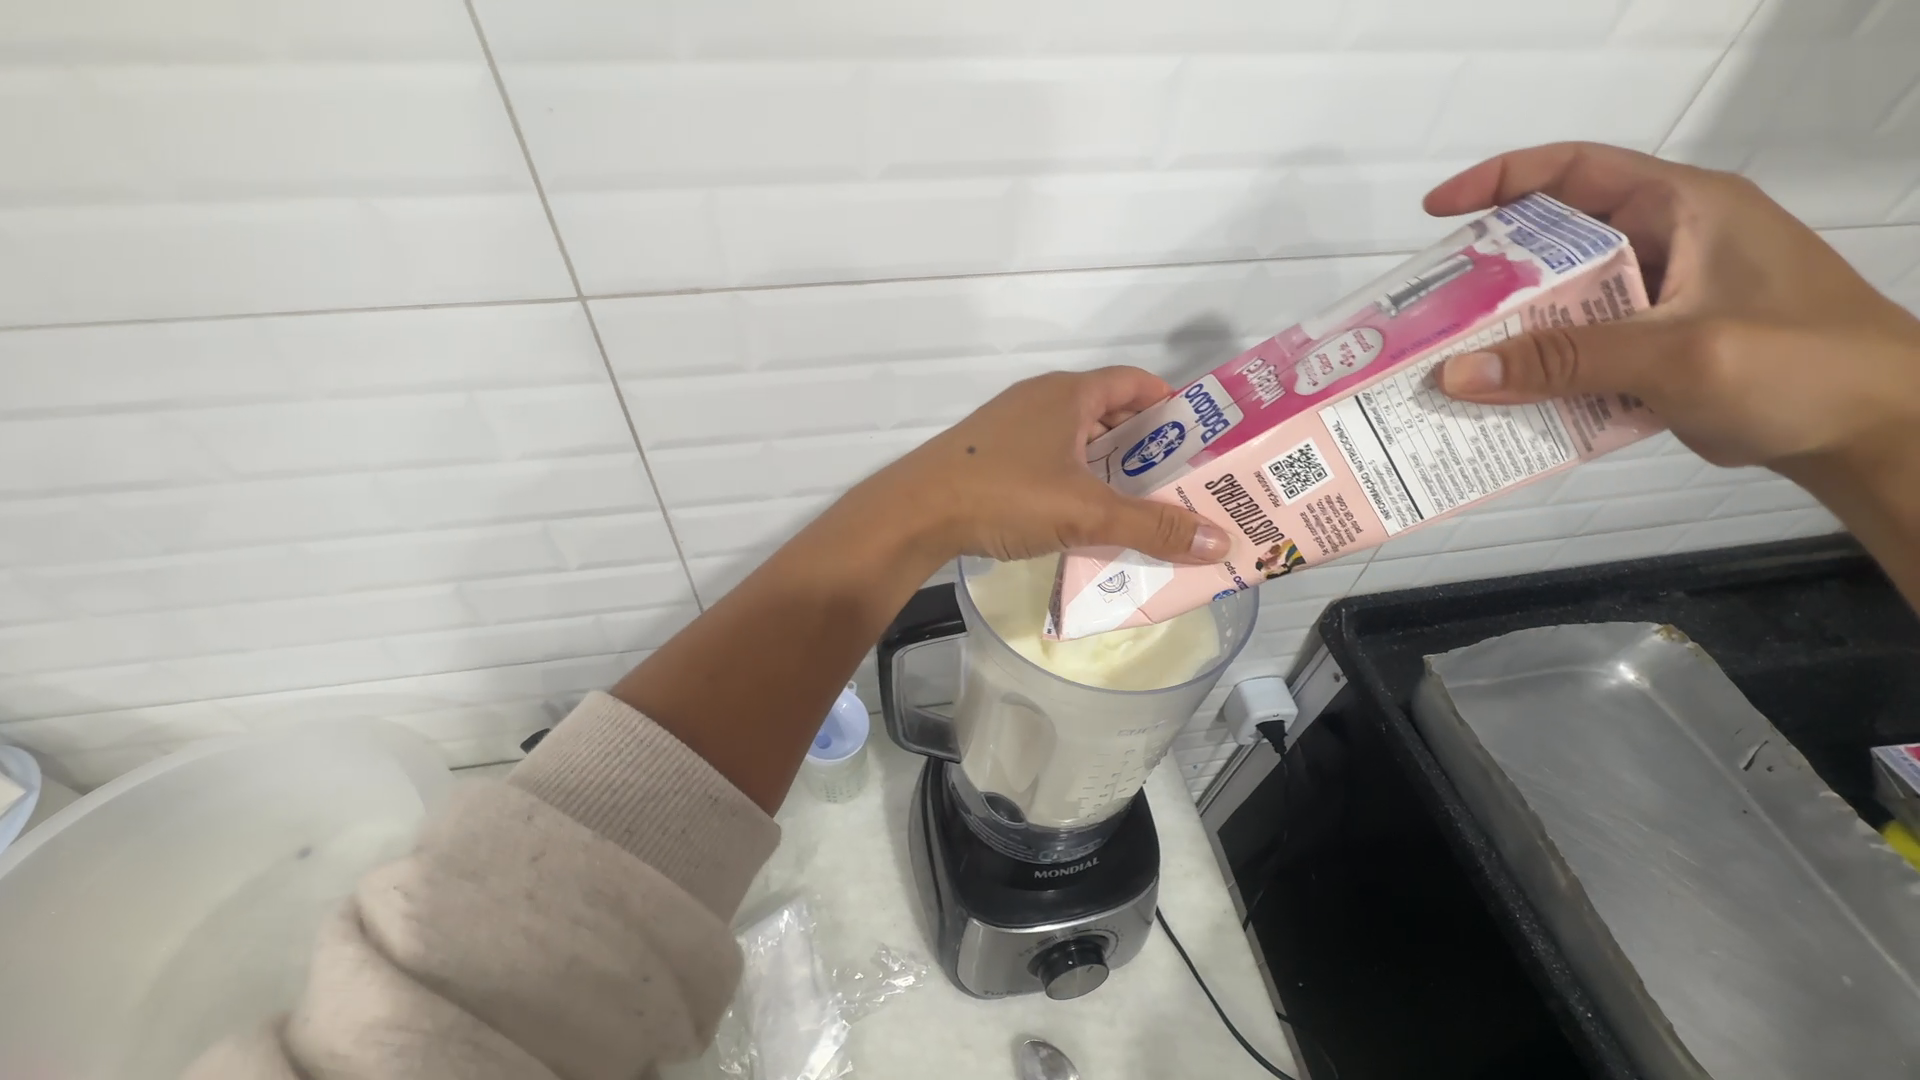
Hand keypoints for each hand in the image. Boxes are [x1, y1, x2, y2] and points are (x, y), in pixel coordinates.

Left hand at [869, 366, 1230, 563]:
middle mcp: (1040, 400)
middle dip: (1146, 446)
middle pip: (1109, 413)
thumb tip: (1220, 541)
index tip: (1200, 440)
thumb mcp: (1086, 512)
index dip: (1172, 406)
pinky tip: (1083, 517)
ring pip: (1076, 440)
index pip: (1135, 383)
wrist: (914, 513)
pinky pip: (1048, 460)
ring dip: (1108, 468)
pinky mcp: (989, 456)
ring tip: (1140, 505)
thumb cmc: (1005, 495)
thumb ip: (1153, 526)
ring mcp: (1010, 427)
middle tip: (1179, 482)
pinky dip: (1074, 480)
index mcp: (1068, 393)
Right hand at [1428, 142, 1919, 476]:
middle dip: (1485, 281)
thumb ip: (1565, 361)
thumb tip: (1454, 373)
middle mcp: (1661, 247)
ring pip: (1556, 308)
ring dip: (1503, 339)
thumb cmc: (1804, 366)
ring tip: (1447, 366)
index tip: (1435, 213)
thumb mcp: (1679, 353)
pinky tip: (1498, 403)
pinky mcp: (1646, 351)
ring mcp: (1653, 303)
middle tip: (1427, 314)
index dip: (1499, 181)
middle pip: (1551, 248)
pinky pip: (1570, 355)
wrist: (1875, 432)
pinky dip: (1532, 376)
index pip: (1576, 171)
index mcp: (1682, 210)